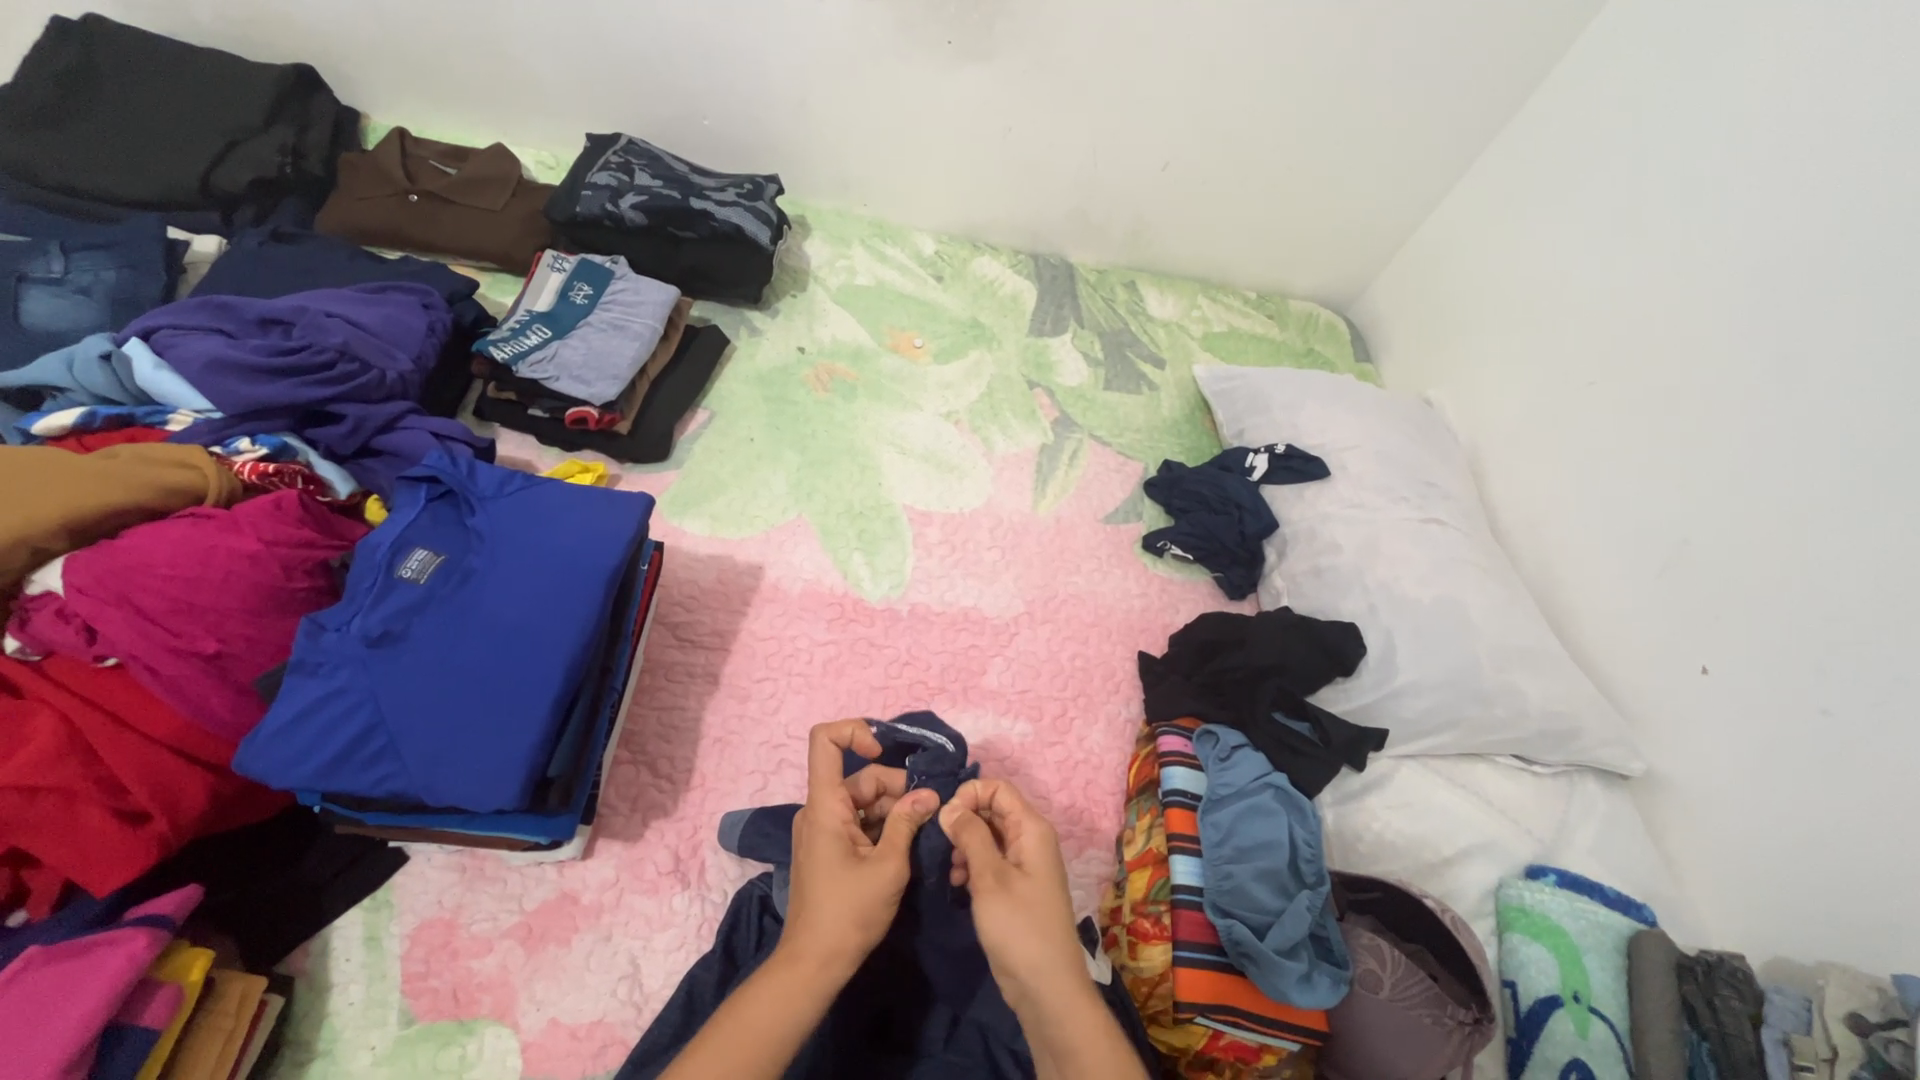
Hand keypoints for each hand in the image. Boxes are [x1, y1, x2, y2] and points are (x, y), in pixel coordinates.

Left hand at [775, 719, 939, 980]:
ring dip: (893, 809)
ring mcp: (822, 830)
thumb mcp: (890, 865)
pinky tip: (907, 844)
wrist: (815, 962)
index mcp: (825, 805)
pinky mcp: (828, 848)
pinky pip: (858, 821)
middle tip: (928, 812)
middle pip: (859, 776)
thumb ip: (908, 822)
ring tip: (923, 831)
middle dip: (895, 786)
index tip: (885, 751)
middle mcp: (819, 810)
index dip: (856, 732)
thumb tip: (928, 794)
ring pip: (862, 800)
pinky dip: (882, 825)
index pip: (825, 740)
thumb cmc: (850, 912)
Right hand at [938, 778, 1090, 1010]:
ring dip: (965, 844)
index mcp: (1032, 828)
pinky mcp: (1016, 886)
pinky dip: (972, 865)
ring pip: (988, 835)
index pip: (998, 787)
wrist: (1045, 986)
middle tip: (940, 843)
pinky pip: (991, 860)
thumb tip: (950, 806)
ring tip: (950, 868)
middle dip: (964, 820)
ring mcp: (1025, 863)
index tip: (945, 818)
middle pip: (993, 809)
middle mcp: (1031, 839)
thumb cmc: (1018, 926)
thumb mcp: (989, 877)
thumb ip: (970, 835)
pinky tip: (957, 883)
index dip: (969, 794)